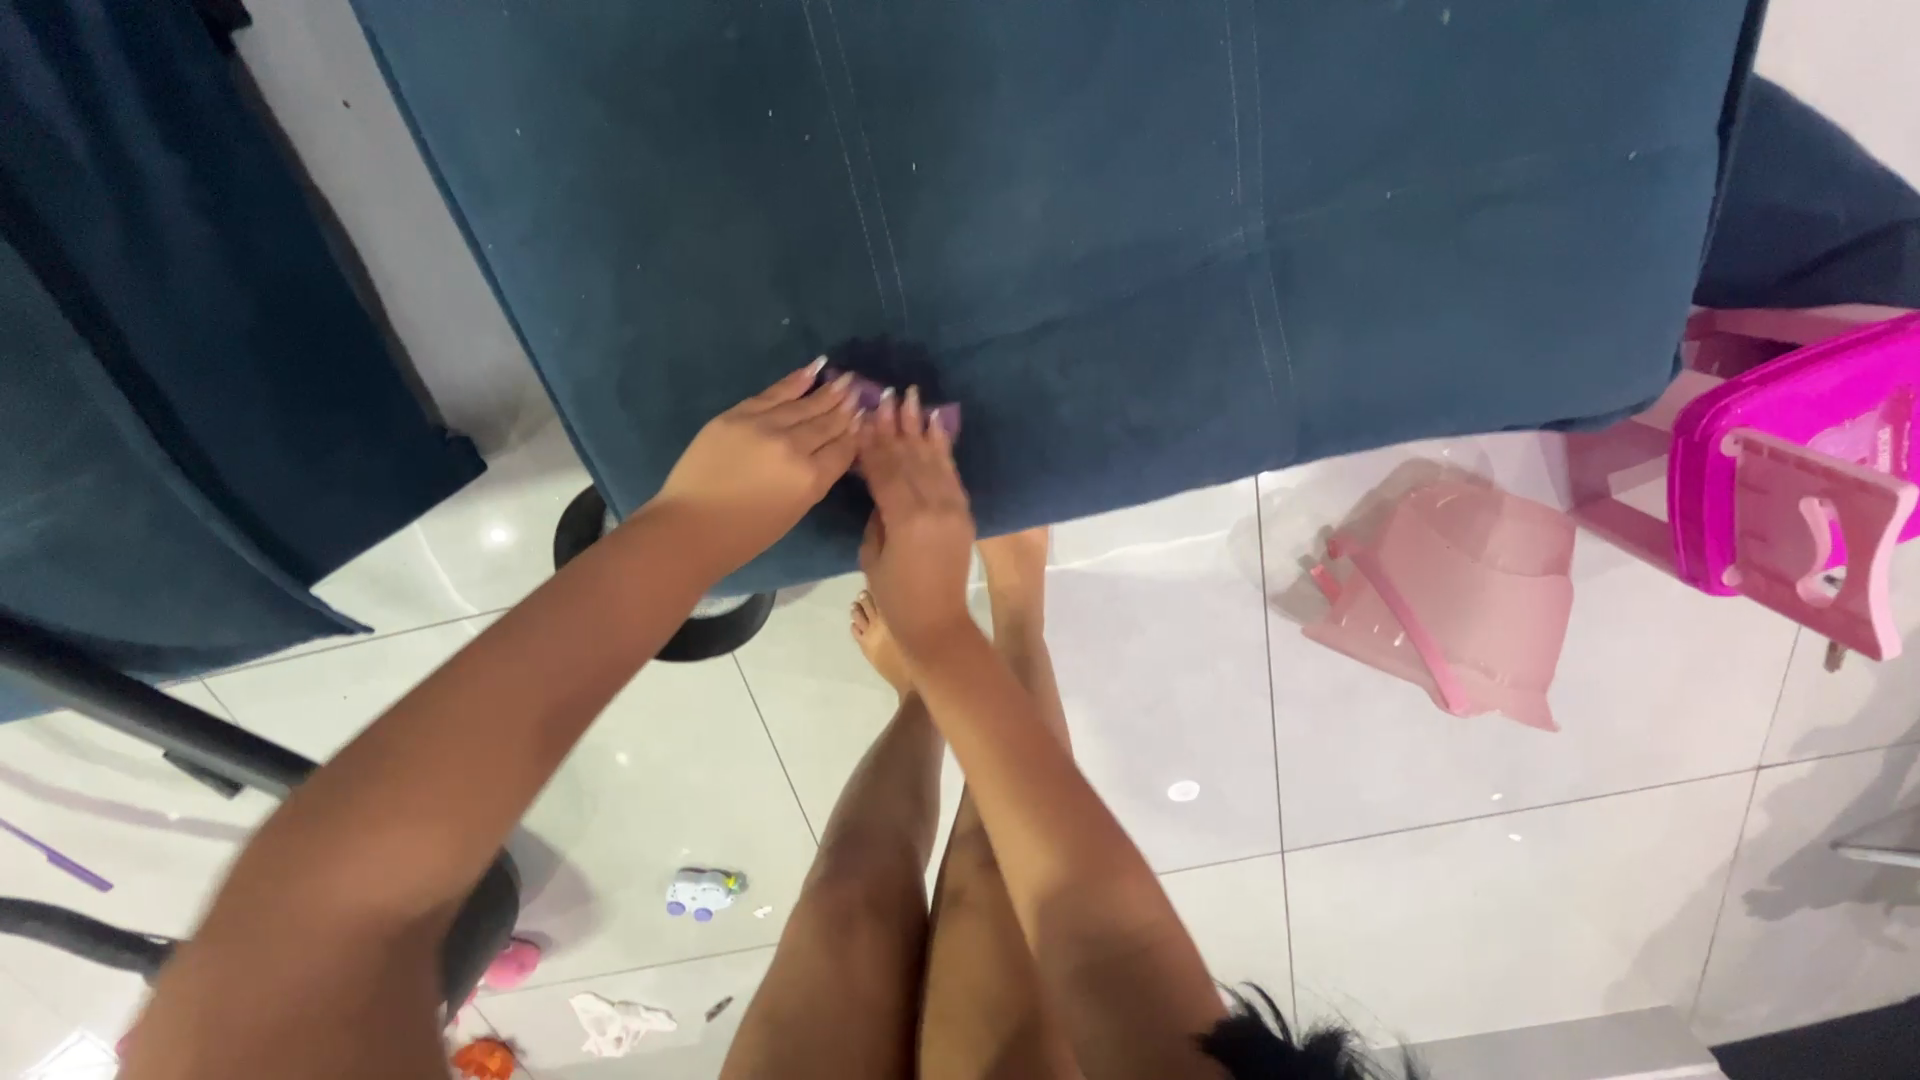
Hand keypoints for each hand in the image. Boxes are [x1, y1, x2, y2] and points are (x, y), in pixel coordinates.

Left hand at [653, 358, 861, 571]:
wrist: (691, 526)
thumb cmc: (746, 534)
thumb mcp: (795, 511)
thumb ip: (816, 479)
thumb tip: (831, 451)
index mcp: (811, 479)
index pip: (843, 448)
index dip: (856, 432)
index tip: (867, 417)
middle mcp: (793, 447)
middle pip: (827, 423)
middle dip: (846, 407)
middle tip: (861, 391)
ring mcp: (764, 427)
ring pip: (804, 405)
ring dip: (827, 392)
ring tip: (845, 380)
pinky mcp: (738, 415)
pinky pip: (774, 393)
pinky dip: (795, 381)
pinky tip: (813, 370)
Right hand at [857, 386, 977, 653]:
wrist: (938, 623)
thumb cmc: (895, 596)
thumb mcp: (872, 554)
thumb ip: (876, 514)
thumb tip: (879, 484)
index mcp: (905, 518)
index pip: (884, 469)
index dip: (871, 441)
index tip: (862, 413)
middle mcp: (933, 506)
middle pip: (908, 458)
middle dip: (894, 425)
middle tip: (884, 394)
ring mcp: (953, 508)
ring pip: (932, 459)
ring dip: (919, 427)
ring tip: (910, 397)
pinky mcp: (964, 513)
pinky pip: (952, 473)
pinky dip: (943, 447)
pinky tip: (935, 425)